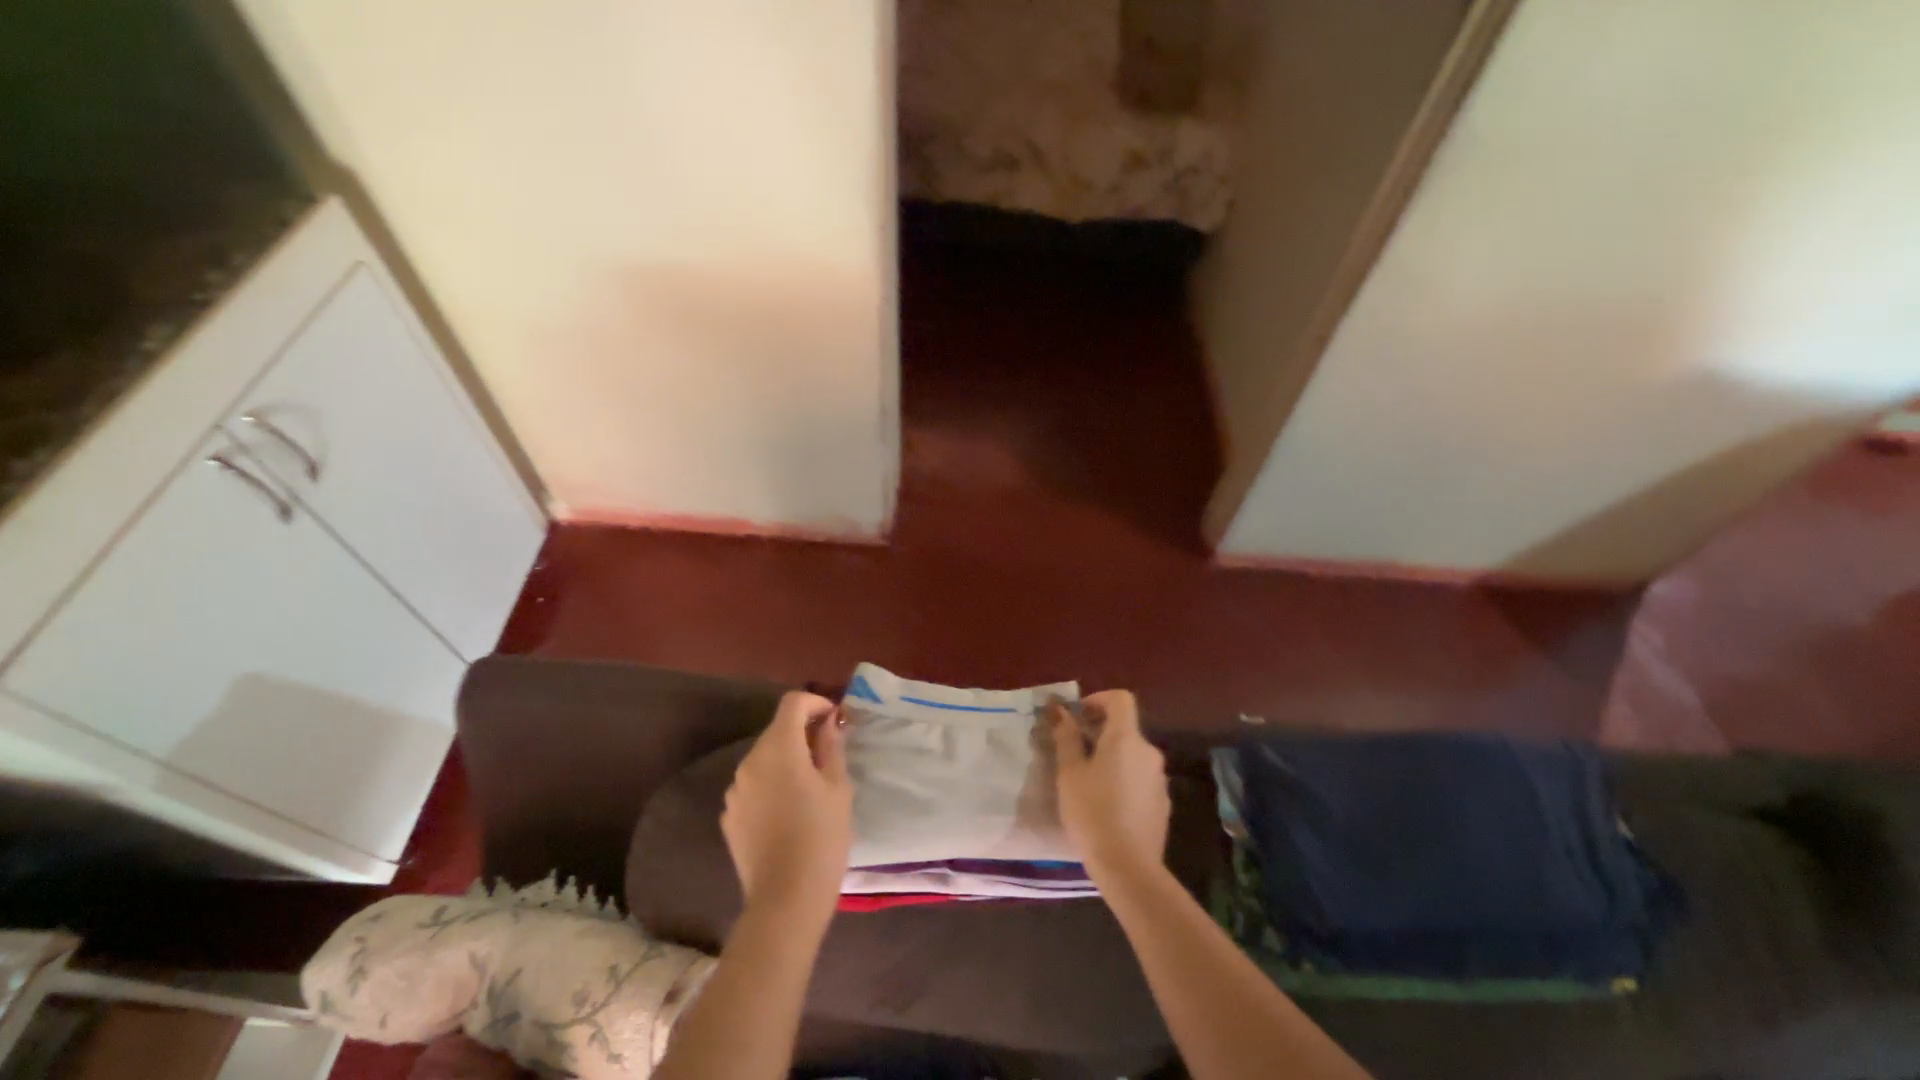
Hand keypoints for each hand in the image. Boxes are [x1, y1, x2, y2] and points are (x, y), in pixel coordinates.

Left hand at [723, 691, 852, 927]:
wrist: (786, 897)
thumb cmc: (822, 837)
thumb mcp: (838, 789)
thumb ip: (831, 747)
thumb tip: (828, 722)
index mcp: (779, 749)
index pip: (792, 704)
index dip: (815, 704)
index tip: (834, 720)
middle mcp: (749, 762)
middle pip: (776, 732)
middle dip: (802, 735)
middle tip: (829, 756)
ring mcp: (734, 790)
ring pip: (763, 761)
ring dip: (785, 762)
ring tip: (810, 789)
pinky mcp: (729, 816)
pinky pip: (753, 788)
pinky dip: (771, 787)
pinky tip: (788, 814)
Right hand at [1050, 690, 1169, 882]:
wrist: (1128, 865)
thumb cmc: (1092, 813)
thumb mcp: (1069, 774)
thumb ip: (1066, 738)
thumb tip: (1061, 712)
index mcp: (1126, 738)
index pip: (1121, 699)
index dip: (1099, 699)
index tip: (1078, 716)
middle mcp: (1149, 752)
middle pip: (1126, 729)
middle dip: (1100, 733)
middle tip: (1074, 753)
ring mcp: (1159, 778)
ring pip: (1133, 756)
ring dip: (1113, 758)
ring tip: (1088, 783)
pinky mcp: (1163, 802)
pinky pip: (1140, 779)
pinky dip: (1124, 780)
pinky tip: (1108, 806)